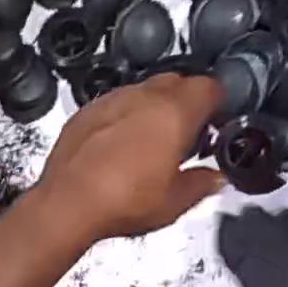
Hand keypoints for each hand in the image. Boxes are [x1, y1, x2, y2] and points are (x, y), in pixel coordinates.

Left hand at [31, 73, 226, 241]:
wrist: (69, 203)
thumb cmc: (123, 202)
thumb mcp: (173, 203)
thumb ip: (200, 185)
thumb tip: (214, 178)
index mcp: (175, 112)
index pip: (210, 88)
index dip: (218, 104)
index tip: (216, 123)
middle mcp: (145, 96)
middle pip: (177, 84)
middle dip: (186, 105)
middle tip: (185, 137)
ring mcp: (113, 100)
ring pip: (143, 92)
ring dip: (153, 110)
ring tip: (150, 146)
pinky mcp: (86, 112)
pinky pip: (114, 106)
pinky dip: (123, 119)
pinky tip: (119, 149)